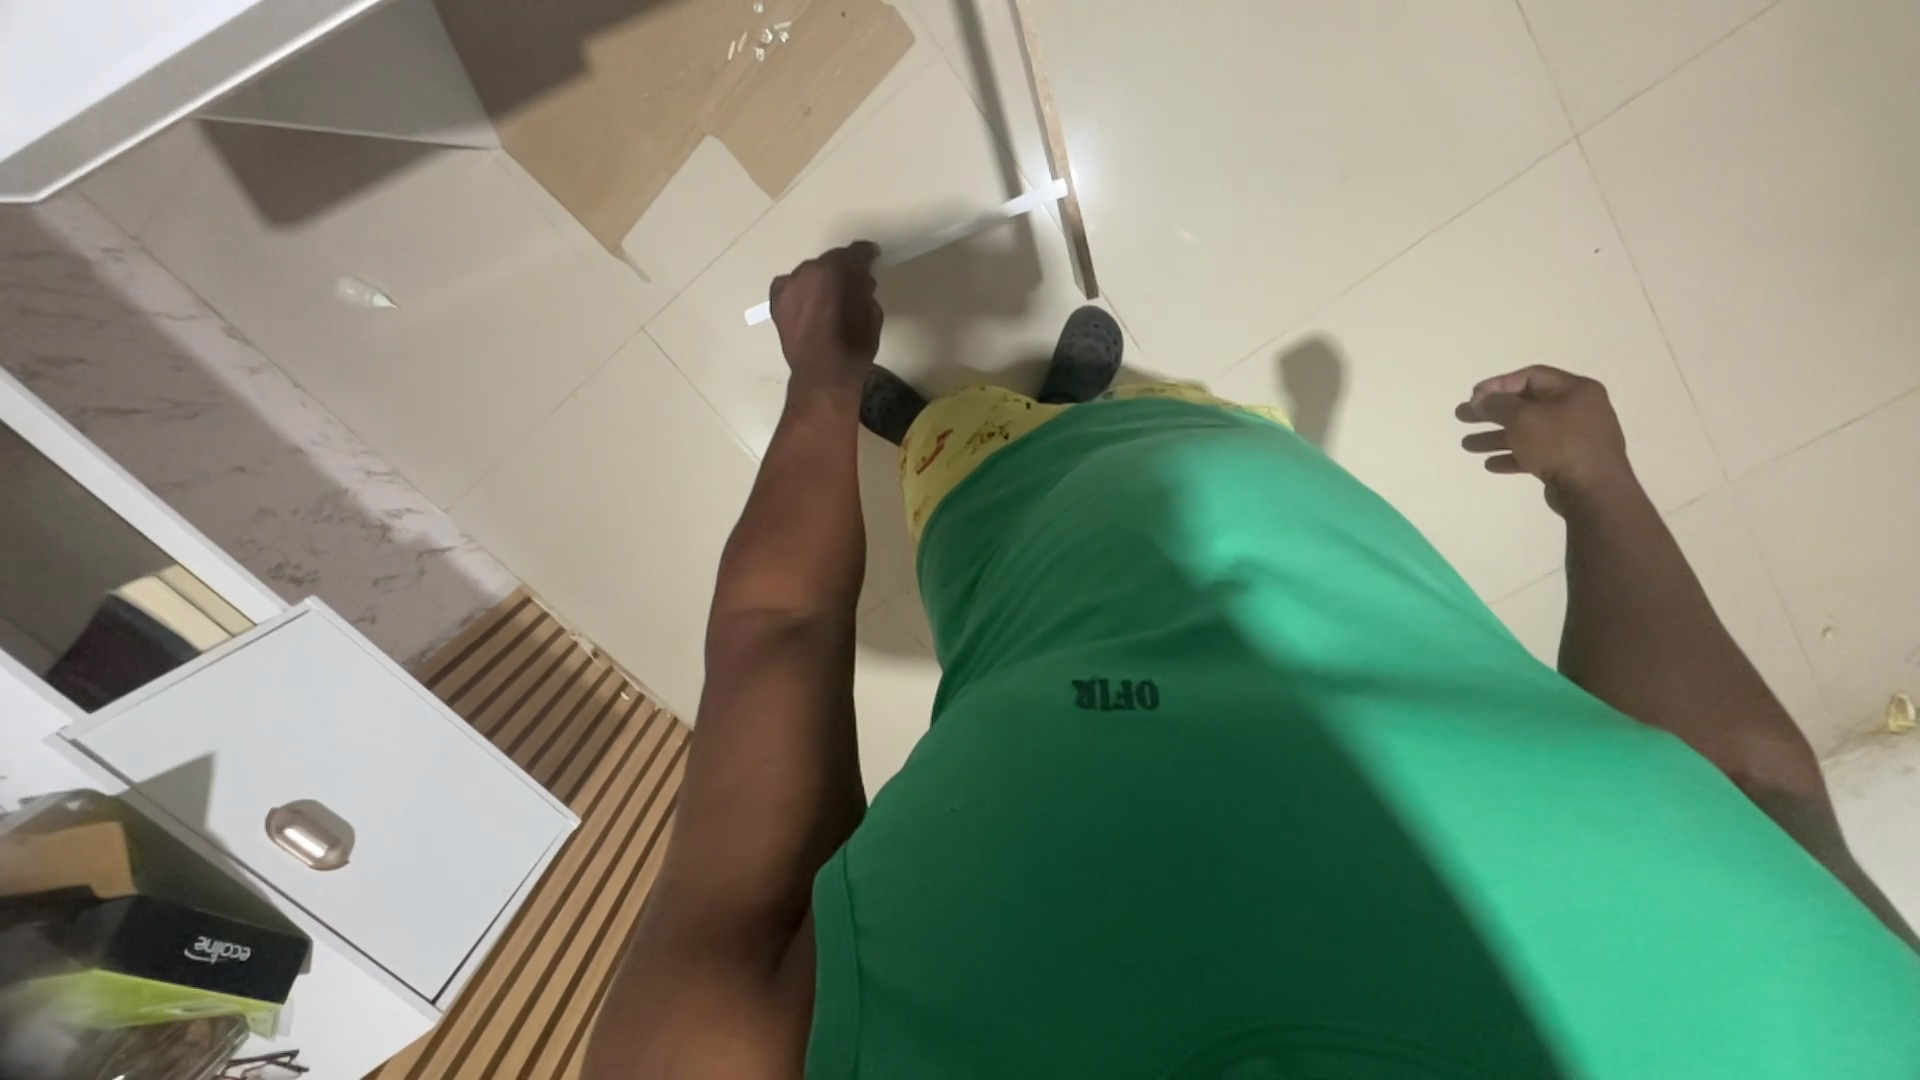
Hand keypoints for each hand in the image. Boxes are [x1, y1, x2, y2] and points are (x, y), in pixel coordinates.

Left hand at [769, 242, 883, 393]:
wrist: (824, 374)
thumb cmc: (854, 347)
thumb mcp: (873, 315)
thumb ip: (865, 292)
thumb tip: (859, 286)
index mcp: (841, 270)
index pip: (857, 253)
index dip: (866, 255)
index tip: (872, 257)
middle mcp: (812, 269)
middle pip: (830, 261)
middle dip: (842, 270)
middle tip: (851, 284)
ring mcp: (791, 283)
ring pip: (810, 274)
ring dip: (820, 281)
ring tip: (827, 298)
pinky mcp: (776, 300)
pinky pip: (791, 287)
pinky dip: (800, 292)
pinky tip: (806, 303)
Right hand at [1456, 365, 1634, 513]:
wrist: (1593, 488)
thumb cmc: (1559, 443)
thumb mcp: (1523, 417)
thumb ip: (1497, 404)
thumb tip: (1481, 398)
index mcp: (1574, 390)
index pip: (1530, 377)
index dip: (1498, 384)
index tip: (1472, 396)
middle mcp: (1577, 409)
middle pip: (1525, 405)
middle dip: (1490, 412)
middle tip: (1462, 417)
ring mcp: (1574, 437)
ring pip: (1527, 431)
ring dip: (1495, 437)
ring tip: (1467, 445)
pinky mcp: (1568, 460)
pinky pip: (1535, 452)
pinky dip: (1512, 455)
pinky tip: (1491, 464)